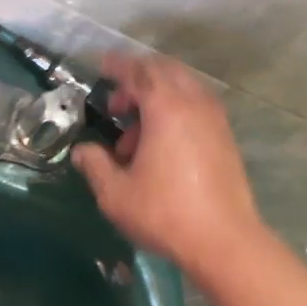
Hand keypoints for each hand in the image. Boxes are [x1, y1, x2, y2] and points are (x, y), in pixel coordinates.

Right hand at [71, 53, 264, 279]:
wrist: (221, 239)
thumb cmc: (162, 213)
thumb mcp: (115, 194)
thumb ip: (95, 165)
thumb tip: (82, 151)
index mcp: (166, 108)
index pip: (140, 71)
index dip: (118, 66)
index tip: (100, 66)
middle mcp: (194, 104)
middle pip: (165, 73)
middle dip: (138, 81)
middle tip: (115, 106)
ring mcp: (215, 119)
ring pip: (182, 91)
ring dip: (155, 102)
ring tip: (132, 137)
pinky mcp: (224, 138)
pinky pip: (194, 109)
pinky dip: (173, 114)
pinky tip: (157, 148)